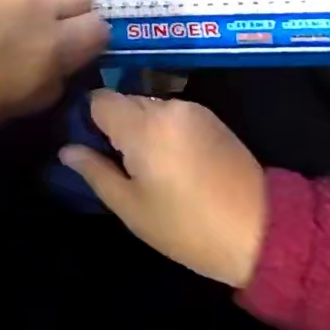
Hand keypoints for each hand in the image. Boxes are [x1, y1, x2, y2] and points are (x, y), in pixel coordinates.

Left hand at [0, 0, 109, 137]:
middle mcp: (38, 2)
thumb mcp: (15, 109)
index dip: (90, 42)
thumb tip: (68, 60)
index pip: (100, 29)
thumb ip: (54, 81)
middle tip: (54, 26)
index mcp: (50, 46)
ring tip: (34, 0)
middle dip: (76, 11)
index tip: (75, 50)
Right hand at [61, 91, 266, 287]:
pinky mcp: (211, 116)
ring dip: (140, 126)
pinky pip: (172, 112)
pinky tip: (174, 160)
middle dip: (115, 124)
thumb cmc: (187, 226)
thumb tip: (67, 149)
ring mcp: (191, 108)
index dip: (89, 119)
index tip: (91, 146)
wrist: (262, 230)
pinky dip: (164, 128)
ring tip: (150, 166)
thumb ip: (95, 171)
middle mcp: (165, 106)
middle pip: (124, 100)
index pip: (99, 99)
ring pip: (148, 105)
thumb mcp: (131, 208)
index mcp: (142, 126)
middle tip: (120, 163)